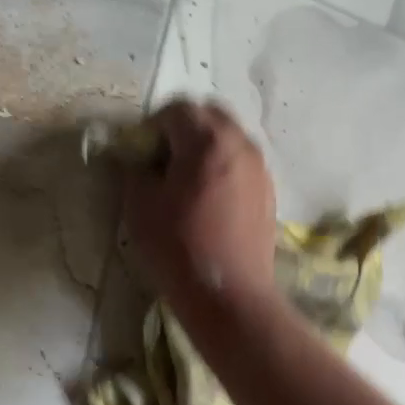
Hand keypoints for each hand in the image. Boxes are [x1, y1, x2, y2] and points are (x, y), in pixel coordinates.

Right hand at [120, 99, 278, 315]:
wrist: (229, 296)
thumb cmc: (179, 249)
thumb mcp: (140, 208)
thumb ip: (136, 171)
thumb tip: (139, 159)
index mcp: (208, 140)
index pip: (177, 109)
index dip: (152, 127)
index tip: (141, 156)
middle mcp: (241, 145)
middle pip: (209, 116)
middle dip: (183, 131)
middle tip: (163, 164)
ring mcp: (260, 169)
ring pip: (229, 140)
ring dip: (205, 150)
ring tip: (187, 185)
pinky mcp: (269, 193)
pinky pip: (242, 165)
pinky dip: (223, 170)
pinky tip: (209, 204)